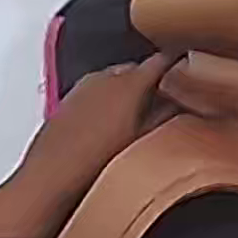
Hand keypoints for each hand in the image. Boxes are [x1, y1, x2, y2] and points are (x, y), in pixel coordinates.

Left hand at [19, 53, 174, 178]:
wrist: (51, 177)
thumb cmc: (100, 159)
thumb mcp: (145, 138)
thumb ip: (166, 115)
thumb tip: (181, 103)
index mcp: (130, 83)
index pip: (160, 60)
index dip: (176, 63)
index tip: (186, 70)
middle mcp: (106, 78)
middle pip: (136, 67)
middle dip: (150, 77)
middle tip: (163, 98)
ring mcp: (84, 86)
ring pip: (114, 77)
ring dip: (126, 87)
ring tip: (136, 110)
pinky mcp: (68, 99)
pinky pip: (95, 89)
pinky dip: (106, 96)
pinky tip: (109, 119)